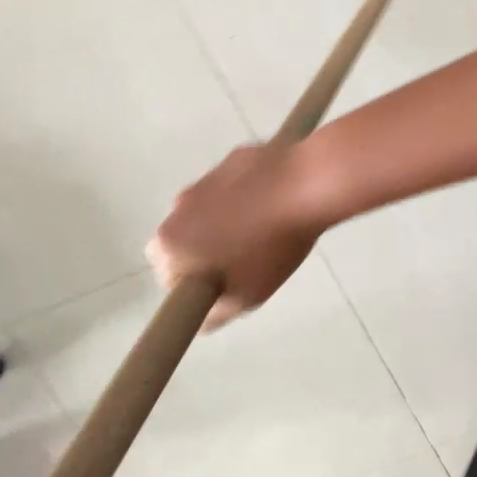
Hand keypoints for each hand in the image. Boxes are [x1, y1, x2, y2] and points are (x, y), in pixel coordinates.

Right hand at [147, 142, 325, 330]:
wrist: (308, 186)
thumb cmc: (272, 247)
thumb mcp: (247, 296)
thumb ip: (216, 313)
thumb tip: (204, 319)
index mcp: (169, 243)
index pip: (168, 275)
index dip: (196, 283)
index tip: (225, 280)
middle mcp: (178, 207)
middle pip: (184, 238)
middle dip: (207, 248)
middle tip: (247, 255)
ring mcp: (206, 177)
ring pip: (208, 208)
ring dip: (227, 218)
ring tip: (267, 225)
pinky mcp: (234, 158)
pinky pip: (234, 183)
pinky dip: (248, 191)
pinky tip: (276, 198)